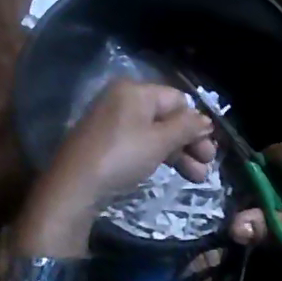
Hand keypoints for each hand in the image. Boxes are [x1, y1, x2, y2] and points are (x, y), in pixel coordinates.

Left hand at [22, 81, 215, 238]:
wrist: (72, 189)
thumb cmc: (121, 157)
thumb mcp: (160, 142)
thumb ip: (187, 128)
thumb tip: (207, 121)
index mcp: (135, 90)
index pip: (178, 100)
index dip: (196, 124)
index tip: (209, 149)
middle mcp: (123, 99)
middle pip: (167, 117)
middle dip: (190, 142)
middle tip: (207, 164)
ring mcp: (112, 121)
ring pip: (155, 133)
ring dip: (178, 153)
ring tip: (196, 177)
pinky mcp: (105, 142)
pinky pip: (140, 142)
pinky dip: (158, 156)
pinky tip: (171, 172)